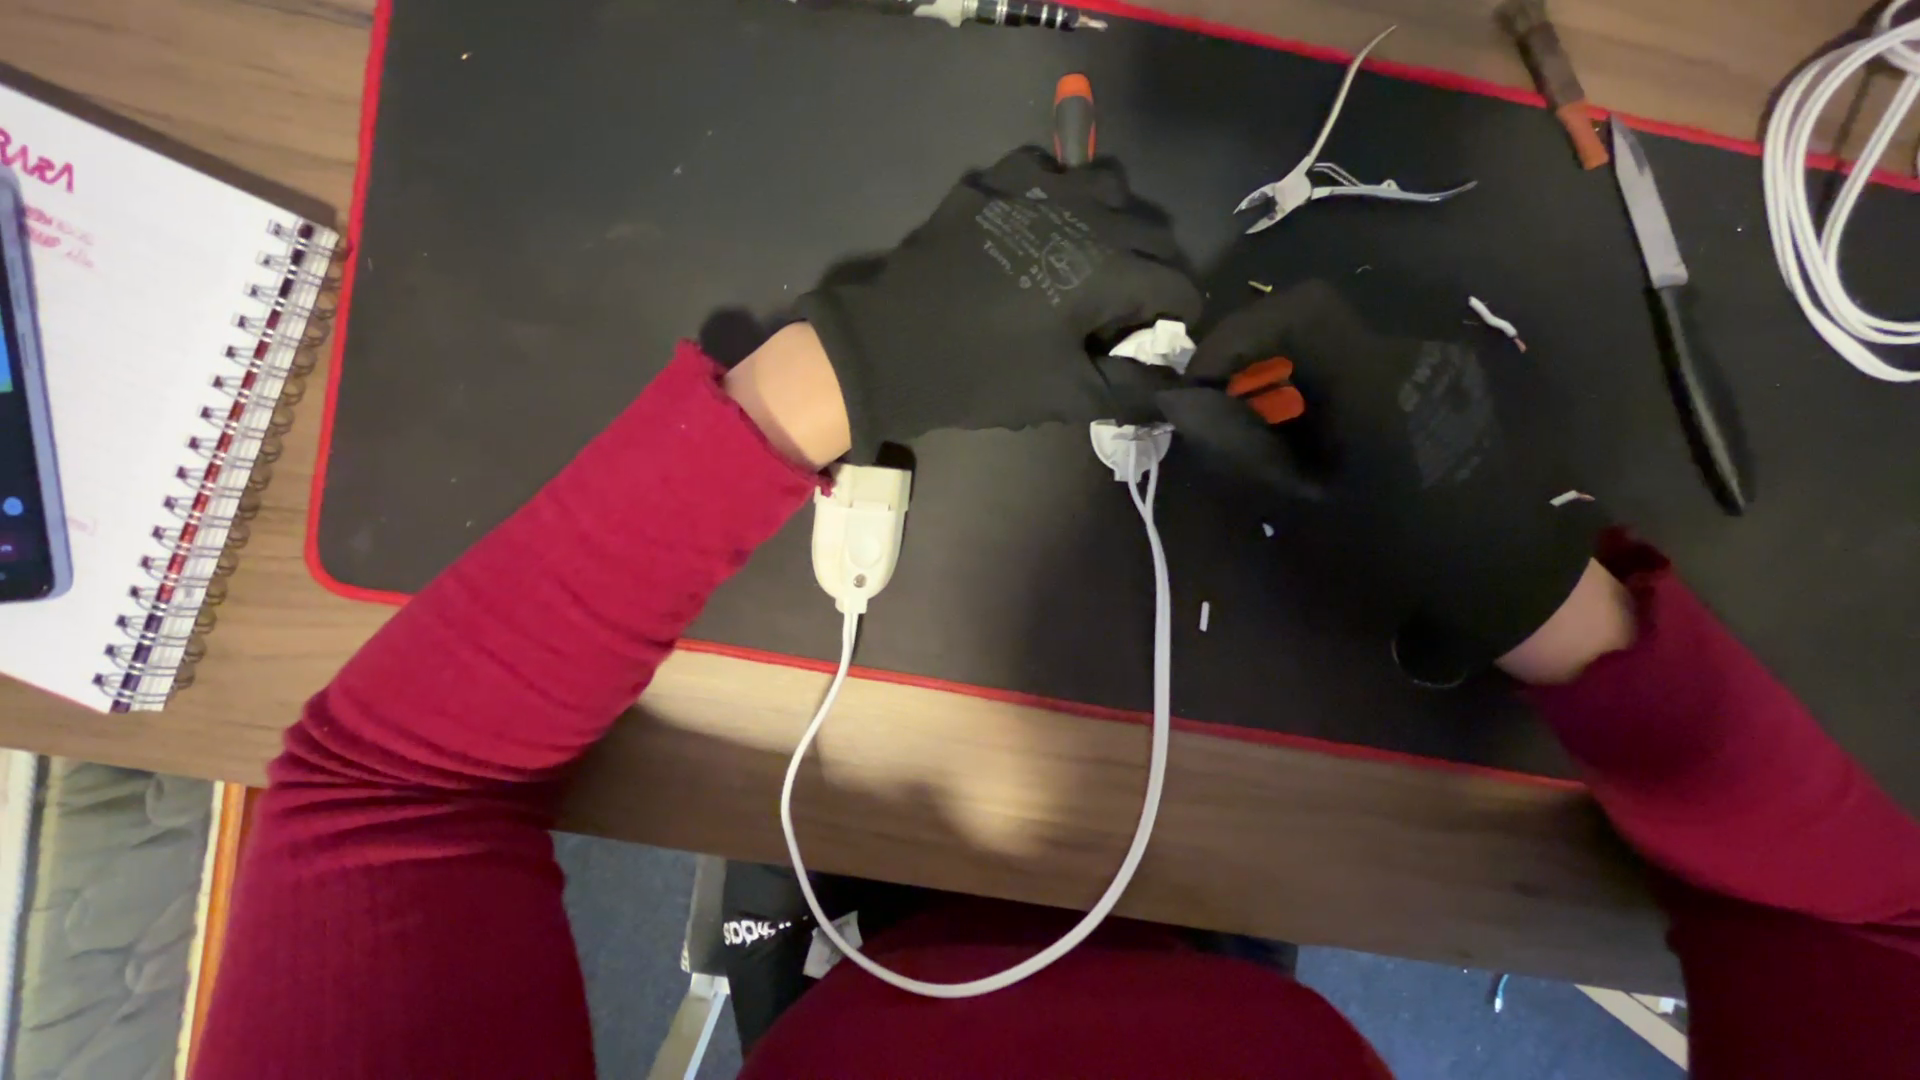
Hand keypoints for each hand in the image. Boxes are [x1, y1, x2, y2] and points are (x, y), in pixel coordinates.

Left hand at [798, 147, 1201, 461]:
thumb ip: (1130, 390)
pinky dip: (1058, 191)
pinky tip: (1040, 225)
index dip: (1178, 319)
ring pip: (1107, 183)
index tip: (1159, 341)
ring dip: (1116, 219)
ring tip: (1092, 258)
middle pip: (1153, 231)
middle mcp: (1087, 214)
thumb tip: (1173, 387)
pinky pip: (1046, 168)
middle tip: (1125, 311)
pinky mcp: (994, 183)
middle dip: (1154, 271)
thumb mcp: (1064, 395)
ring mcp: (1037, 188)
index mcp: (1110, 268)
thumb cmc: (984, 375)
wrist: (892, 347)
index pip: (1177, 285)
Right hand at [1156, 274, 1602, 684]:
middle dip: (1255, 361)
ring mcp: (1434, 367)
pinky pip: (1366, 369)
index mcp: (1377, 383)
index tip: (1201, 380)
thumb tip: (1192, 412)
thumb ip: (1248, 455)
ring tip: (1270, 433)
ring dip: (1289, 380)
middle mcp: (1410, 357)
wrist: (1515, 574)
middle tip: (1224, 410)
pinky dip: (1325, 391)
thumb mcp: (1313, 511)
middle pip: (1312, 328)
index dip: (1236, 335)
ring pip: (1337, 349)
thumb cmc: (1407, 550)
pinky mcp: (1447, 383)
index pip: (1298, 313)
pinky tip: (1322, 440)